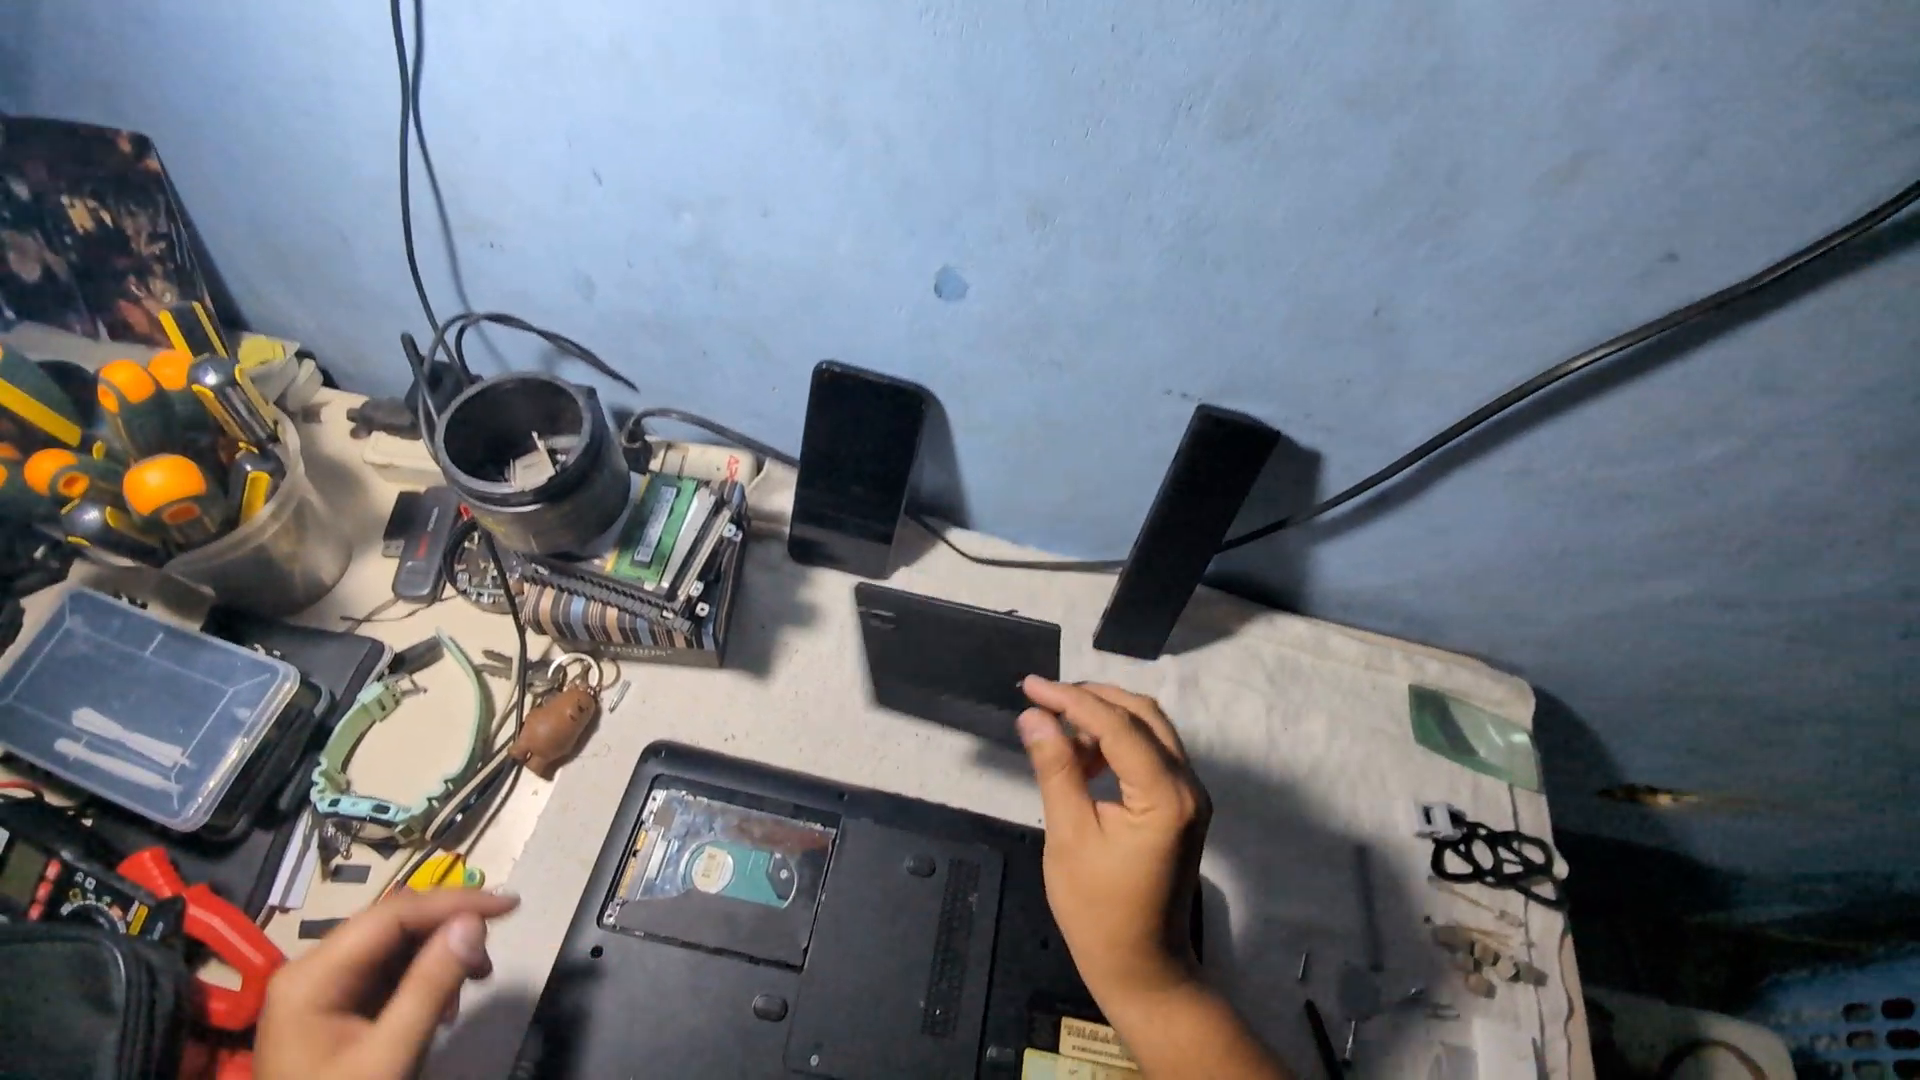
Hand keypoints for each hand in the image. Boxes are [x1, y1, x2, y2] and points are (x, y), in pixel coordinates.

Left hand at [255, 888, 519, 1079]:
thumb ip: (430, 986)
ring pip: (400, 941)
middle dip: (450, 930)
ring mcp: (324, 984)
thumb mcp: (390, 1054)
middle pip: (396, 922)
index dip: (455, 903)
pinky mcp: (339, 1000)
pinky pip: (393, 966)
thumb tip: (473, 923)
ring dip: (444, 953)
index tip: (510, 905)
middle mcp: (314, 968)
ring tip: (473, 981)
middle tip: (489, 954)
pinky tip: (446, 1000)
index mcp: (313, 976)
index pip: (394, 914)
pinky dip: (428, 973)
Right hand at [1017, 677, 1210, 1006]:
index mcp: (1165, 796)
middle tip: (1043, 699)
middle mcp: (1189, 786)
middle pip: (1142, 714)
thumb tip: (1033, 716)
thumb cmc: (1098, 911)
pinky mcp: (1182, 804)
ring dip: (1104, 717)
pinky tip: (1082, 755)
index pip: (1118, 725)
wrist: (1143, 967)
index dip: (1071, 699)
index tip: (1031, 686)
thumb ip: (1055, 769)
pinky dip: (1117, 741)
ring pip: (1150, 729)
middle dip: (1091, 698)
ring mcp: (1191, 794)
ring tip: (1057, 728)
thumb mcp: (1067, 837)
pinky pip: (1151, 753)